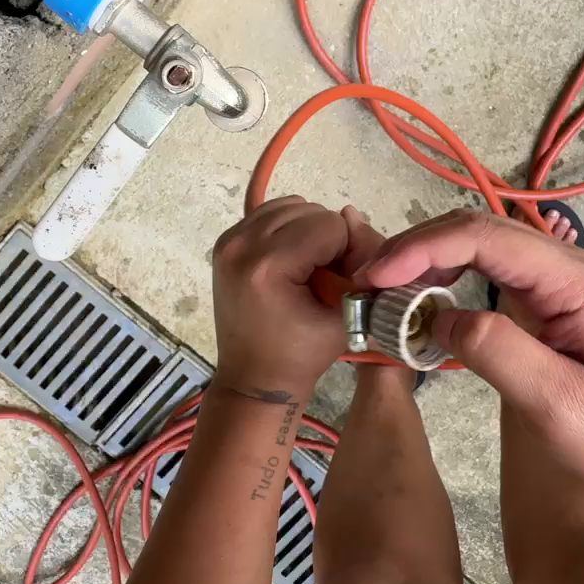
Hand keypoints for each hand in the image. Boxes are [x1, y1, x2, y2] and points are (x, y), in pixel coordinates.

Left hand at [209, 198, 382, 401]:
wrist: (252, 378)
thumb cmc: (301, 356)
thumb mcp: (346, 319)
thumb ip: (359, 267)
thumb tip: (354, 215)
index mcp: (268, 266)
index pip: (329, 225)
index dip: (346, 251)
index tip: (341, 282)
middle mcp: (241, 244)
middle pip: (310, 210)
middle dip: (328, 238)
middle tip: (325, 276)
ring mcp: (229, 240)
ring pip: (291, 205)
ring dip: (308, 230)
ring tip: (307, 267)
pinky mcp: (225, 241)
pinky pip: (270, 214)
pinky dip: (288, 229)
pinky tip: (290, 260)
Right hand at [360, 208, 583, 511]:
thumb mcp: (558, 406)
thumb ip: (497, 351)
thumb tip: (439, 316)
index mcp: (577, 281)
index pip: (484, 237)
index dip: (422, 248)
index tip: (376, 277)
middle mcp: (568, 267)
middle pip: (478, 229)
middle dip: (416, 247)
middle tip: (368, 282)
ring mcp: (559, 282)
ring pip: (480, 245)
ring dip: (428, 258)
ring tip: (386, 287)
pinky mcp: (549, 302)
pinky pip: (489, 270)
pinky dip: (447, 276)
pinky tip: (424, 297)